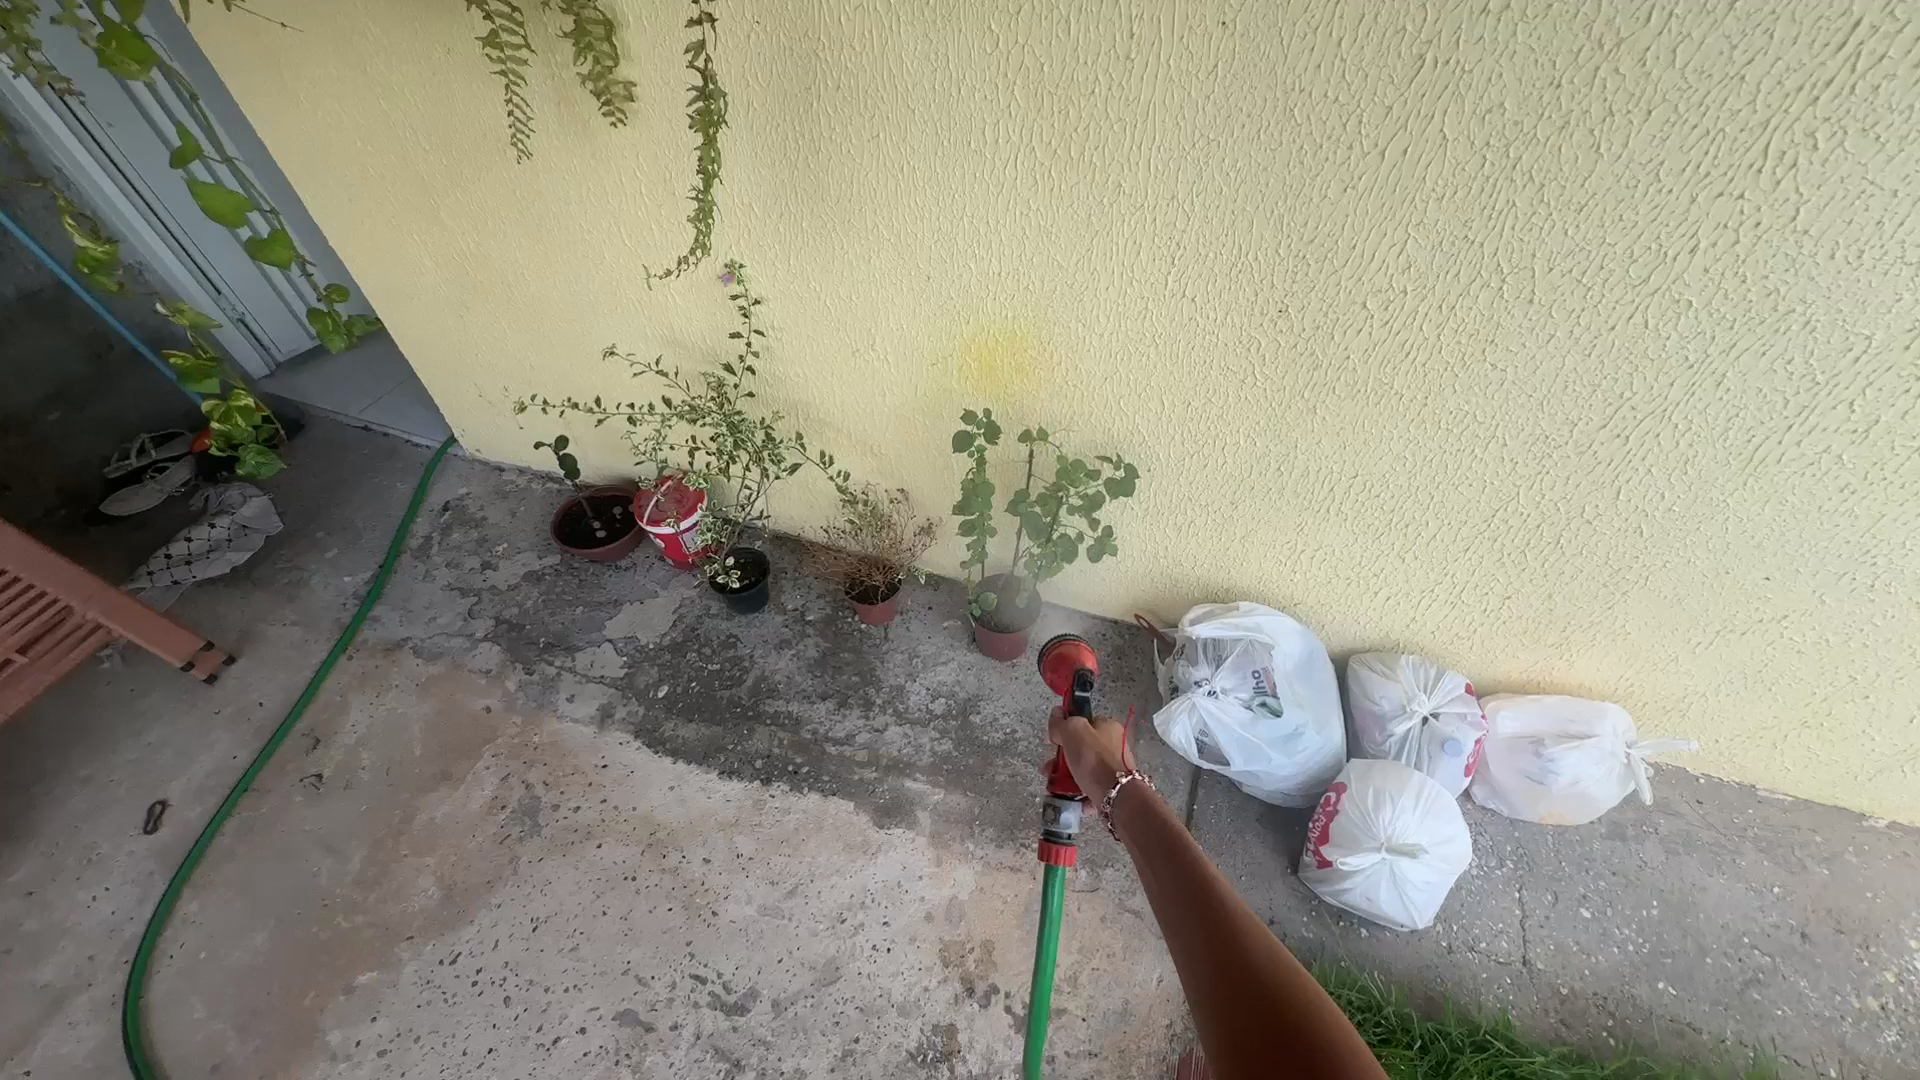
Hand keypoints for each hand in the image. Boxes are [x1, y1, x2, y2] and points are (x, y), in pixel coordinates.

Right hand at [1048, 706, 1130, 797]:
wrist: (1116, 795)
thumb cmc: (1094, 758)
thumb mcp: (1072, 731)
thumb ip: (1061, 722)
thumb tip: (1056, 713)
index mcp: (1108, 726)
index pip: (1083, 722)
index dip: (1066, 729)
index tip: (1055, 741)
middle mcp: (1114, 745)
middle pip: (1081, 747)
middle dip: (1062, 758)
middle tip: (1050, 767)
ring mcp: (1114, 768)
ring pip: (1083, 768)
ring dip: (1066, 775)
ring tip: (1055, 784)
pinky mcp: (1112, 788)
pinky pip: (1089, 786)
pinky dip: (1078, 790)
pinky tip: (1069, 795)